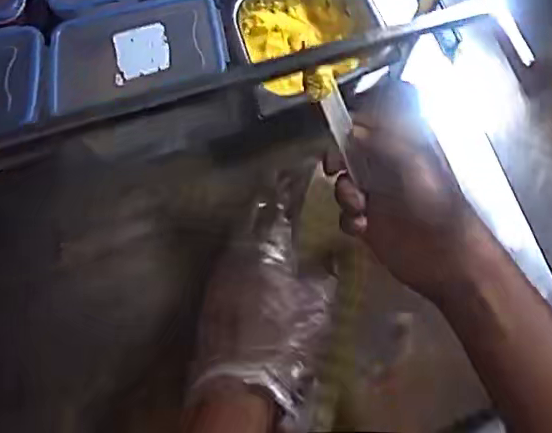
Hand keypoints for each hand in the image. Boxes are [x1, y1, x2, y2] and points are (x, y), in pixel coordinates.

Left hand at [188, 165, 337, 422]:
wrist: (236, 384)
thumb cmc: (283, 341)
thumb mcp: (317, 305)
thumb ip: (327, 271)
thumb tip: (336, 249)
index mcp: (271, 244)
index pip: (284, 202)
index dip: (295, 183)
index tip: (304, 167)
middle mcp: (244, 246)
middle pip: (258, 208)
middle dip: (272, 192)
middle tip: (285, 178)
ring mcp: (225, 264)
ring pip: (243, 226)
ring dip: (257, 214)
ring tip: (271, 203)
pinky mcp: (214, 286)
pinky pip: (233, 248)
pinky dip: (245, 238)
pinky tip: (254, 242)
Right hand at [325, 82, 501, 304]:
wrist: (449, 257)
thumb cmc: (435, 203)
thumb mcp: (411, 160)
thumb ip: (381, 141)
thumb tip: (353, 130)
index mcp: (403, 145)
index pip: (372, 124)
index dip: (353, 125)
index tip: (340, 134)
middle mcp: (388, 166)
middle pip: (351, 151)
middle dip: (339, 158)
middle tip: (333, 168)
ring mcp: (378, 195)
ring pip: (345, 182)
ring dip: (345, 192)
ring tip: (359, 207)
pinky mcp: (370, 224)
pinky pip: (345, 213)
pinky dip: (348, 217)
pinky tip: (362, 226)